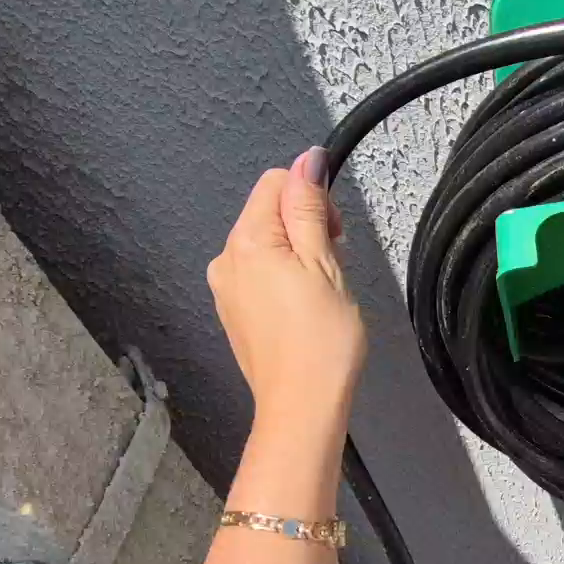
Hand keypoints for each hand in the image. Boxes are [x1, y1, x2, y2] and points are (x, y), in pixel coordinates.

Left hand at [207, 148, 364, 433]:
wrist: (302, 404)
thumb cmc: (322, 342)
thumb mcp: (324, 264)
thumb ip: (309, 208)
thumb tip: (307, 159)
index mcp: (248, 242)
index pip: (276, 182)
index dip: (314, 199)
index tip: (336, 235)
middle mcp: (227, 259)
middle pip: (269, 212)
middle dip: (307, 227)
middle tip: (334, 269)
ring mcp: (227, 287)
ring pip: (268, 244)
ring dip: (299, 255)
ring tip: (323, 293)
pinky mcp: (235, 311)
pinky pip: (261, 274)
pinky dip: (287, 279)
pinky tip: (307, 308)